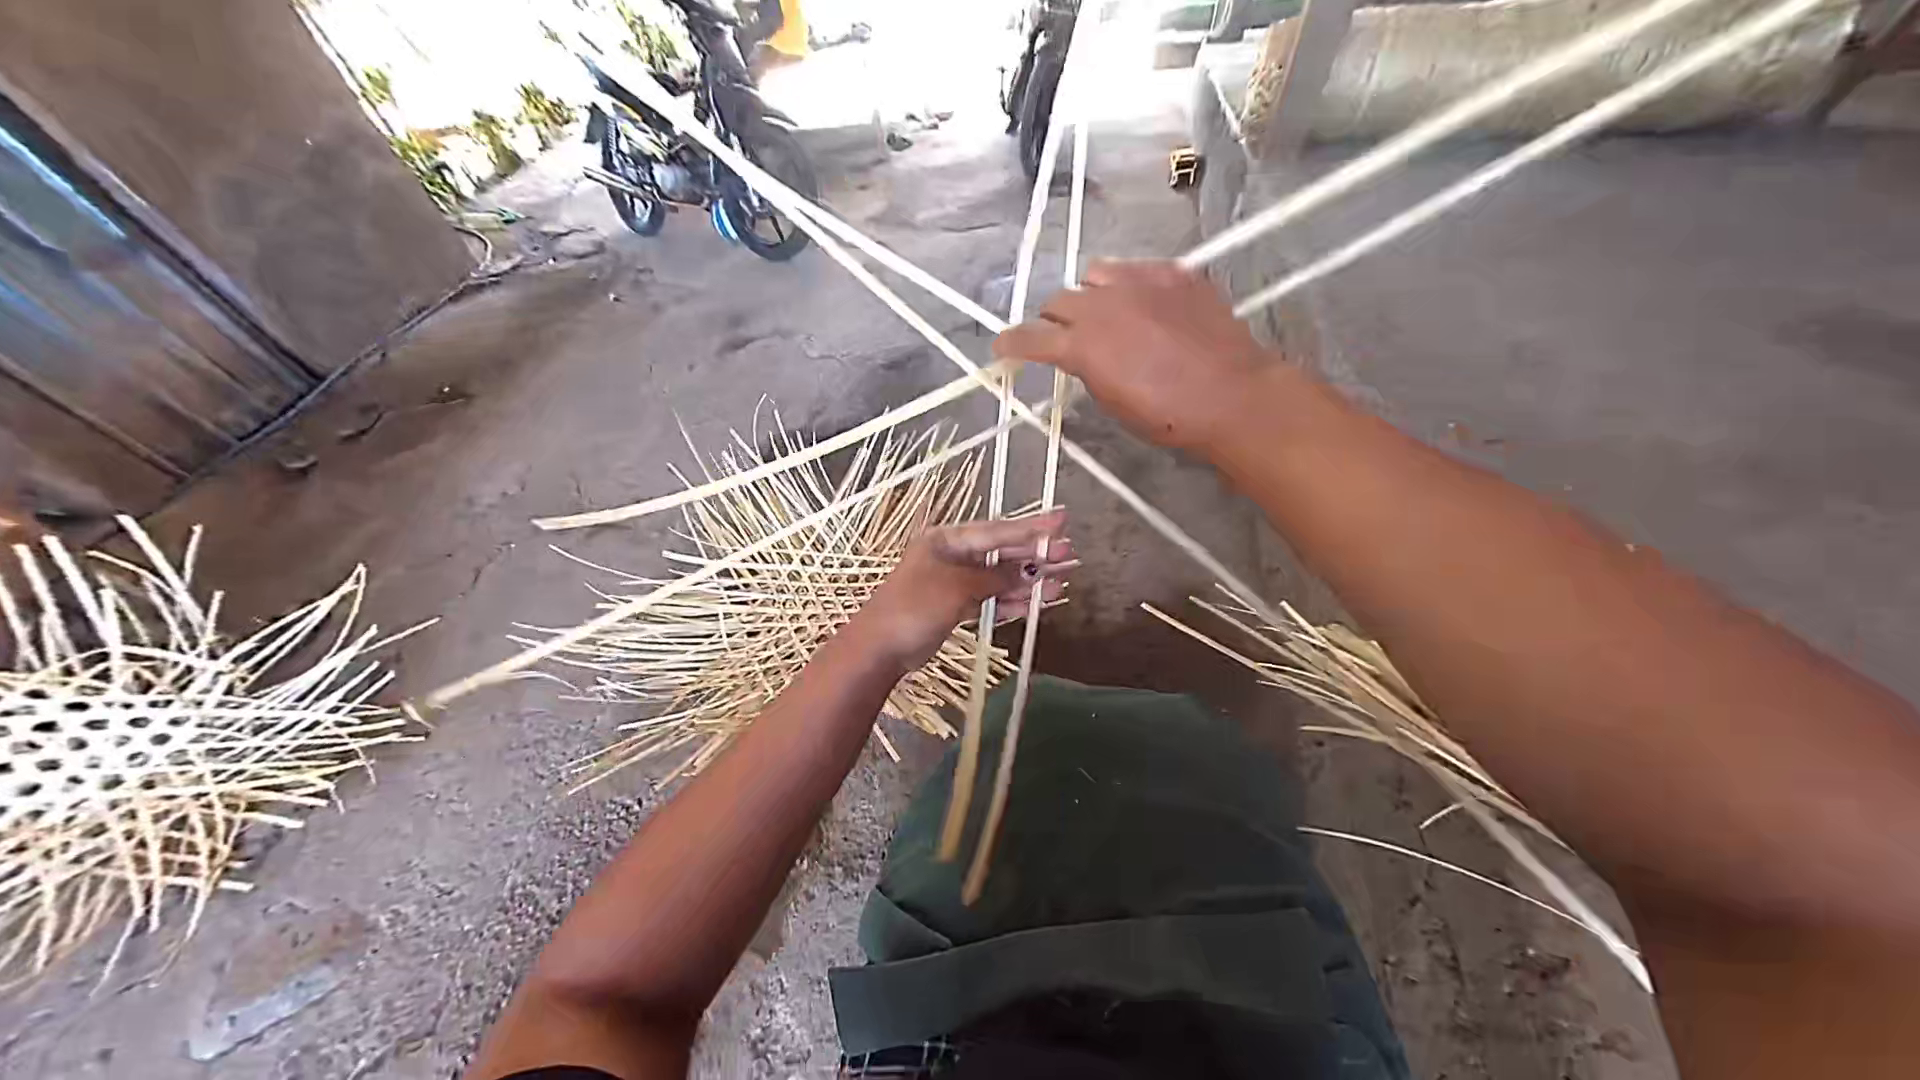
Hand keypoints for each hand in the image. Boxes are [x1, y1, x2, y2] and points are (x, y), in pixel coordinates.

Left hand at [854, 511, 1075, 670]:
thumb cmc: (914, 607)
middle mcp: (952, 556)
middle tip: (1069, 553)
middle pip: (1001, 553)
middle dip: (1035, 555)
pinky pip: (991, 599)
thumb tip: (1029, 572)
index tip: (1061, 518)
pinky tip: (1038, 602)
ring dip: (1029, 581)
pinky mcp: (956, 607)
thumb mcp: (958, 587)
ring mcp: (955, 582)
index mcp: (947, 540)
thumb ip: (996, 577)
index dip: (1031, 527)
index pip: (996, 530)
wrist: (881, 648)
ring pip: (999, 578)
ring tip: (1063, 580)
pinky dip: (1013, 601)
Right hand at [992, 259, 1281, 452]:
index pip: (1031, 336)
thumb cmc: (1168, 415)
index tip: (1002, 347)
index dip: (1012, 343)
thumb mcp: (1112, 400)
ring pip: (1095, 274)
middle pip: (1059, 300)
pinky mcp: (1174, 273)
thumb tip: (1079, 355)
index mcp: (1083, 345)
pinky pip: (1137, 269)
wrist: (1232, 395)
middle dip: (1053, 319)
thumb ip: (1086, 369)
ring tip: (1103, 312)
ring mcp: (1141, 282)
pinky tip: (1144, 305)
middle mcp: (1104, 305)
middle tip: (1062, 336)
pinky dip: (1130, 286)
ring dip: (1089, 294)